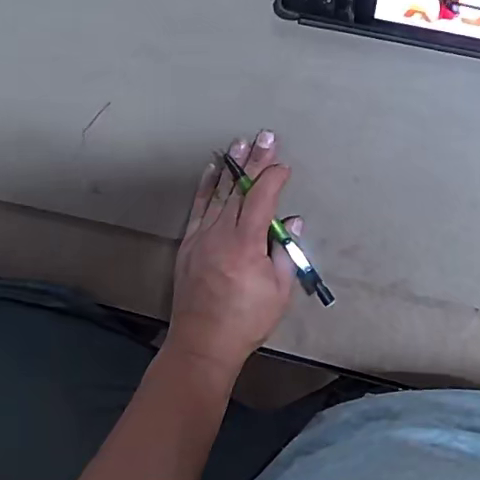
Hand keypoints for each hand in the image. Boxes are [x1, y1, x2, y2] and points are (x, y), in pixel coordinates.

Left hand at [165, 130, 299, 375]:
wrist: (202, 342)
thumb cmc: (246, 320)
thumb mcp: (279, 291)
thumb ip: (285, 252)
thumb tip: (290, 222)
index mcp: (246, 245)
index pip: (261, 200)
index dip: (273, 178)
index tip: (283, 166)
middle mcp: (221, 234)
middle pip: (240, 190)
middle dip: (255, 161)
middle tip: (264, 136)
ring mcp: (202, 237)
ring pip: (218, 193)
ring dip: (232, 167)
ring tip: (240, 144)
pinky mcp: (188, 244)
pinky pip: (198, 208)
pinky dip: (206, 187)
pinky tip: (212, 170)